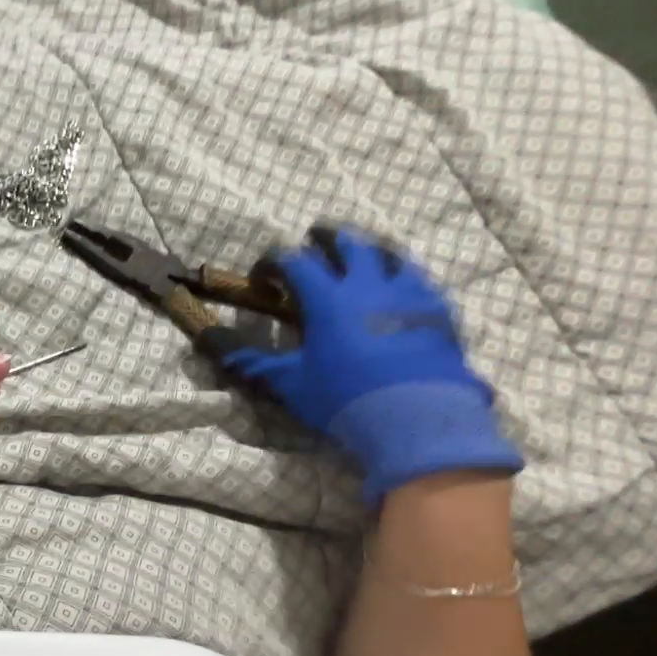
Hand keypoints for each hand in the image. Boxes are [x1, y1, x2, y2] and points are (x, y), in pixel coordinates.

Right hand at [222, 227, 522, 506]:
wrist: (417, 419)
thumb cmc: (343, 397)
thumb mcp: (291, 383)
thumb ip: (255, 363)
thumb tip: (215, 349)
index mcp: (328, 298)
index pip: (296, 260)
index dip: (274, 260)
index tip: (263, 274)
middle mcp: (369, 286)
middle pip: (350, 244)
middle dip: (328, 236)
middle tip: (316, 236)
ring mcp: (409, 297)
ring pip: (393, 255)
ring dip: (373, 250)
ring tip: (364, 254)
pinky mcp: (441, 315)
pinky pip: (423, 283)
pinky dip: (405, 278)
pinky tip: (402, 290)